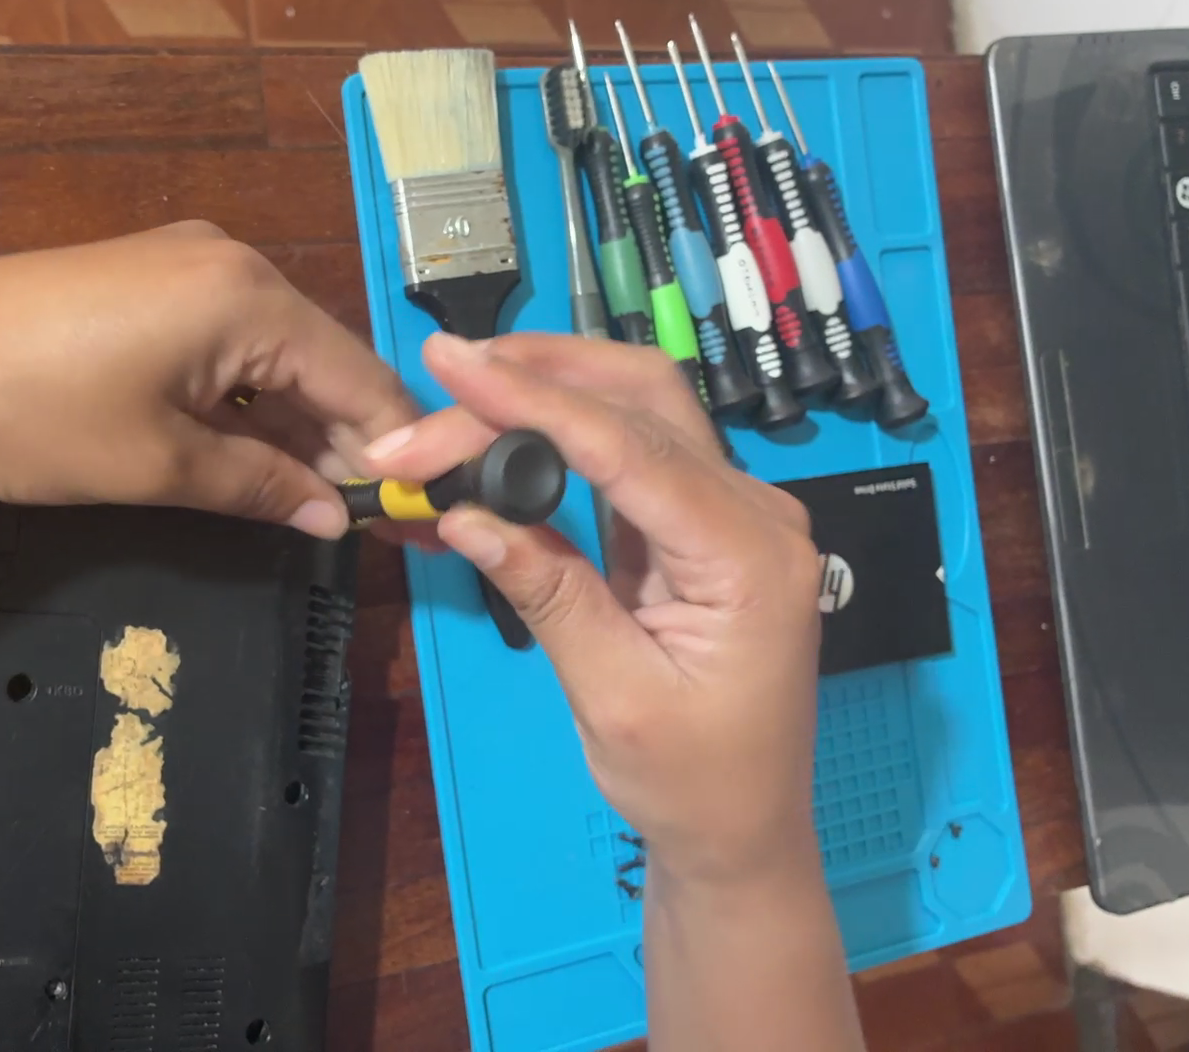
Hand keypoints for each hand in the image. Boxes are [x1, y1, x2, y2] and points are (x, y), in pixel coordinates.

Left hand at [0, 222, 415, 536]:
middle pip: (323, 366)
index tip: (413, 511)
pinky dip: (252, 407)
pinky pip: (232, 352)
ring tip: (322, 501)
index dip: (393, 450)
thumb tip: (337, 522)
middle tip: (366, 519)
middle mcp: (235, 267)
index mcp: (250, 298)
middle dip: (346, 444)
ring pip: (278, 362)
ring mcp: (191, 270)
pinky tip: (265, 456)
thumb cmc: (34, 418)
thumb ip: (265, 487)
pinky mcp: (155, 288)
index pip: (359, 379)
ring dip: (299, 430)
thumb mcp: (162, 465)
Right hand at [362, 332, 822, 880]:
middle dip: (534, 377)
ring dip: (546, 387)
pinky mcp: (688, 522)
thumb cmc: (690, 780)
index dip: (533, 399)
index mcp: (745, 554)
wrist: (741, 825)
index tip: (454, 364)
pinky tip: (502, 424)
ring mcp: (721, 509)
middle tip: (440, 380)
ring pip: (632, 409)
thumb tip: (464, 516)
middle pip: (639, 399)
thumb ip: (547, 593)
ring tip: (463, 387)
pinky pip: (621, 451)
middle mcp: (748, 509)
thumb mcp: (611, 696)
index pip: (627, 447)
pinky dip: (557, 429)